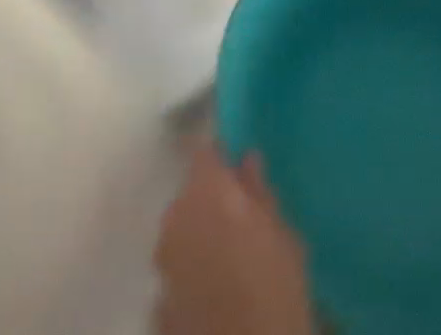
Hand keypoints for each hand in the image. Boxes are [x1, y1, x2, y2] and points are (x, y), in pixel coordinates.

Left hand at [154, 139, 315, 334]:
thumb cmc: (275, 289)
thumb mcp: (283, 238)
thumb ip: (260, 194)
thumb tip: (247, 160)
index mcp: (207, 192)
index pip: (203, 151)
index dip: (218, 154)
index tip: (234, 162)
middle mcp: (176, 214)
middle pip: (192, 192)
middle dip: (212, 199)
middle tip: (243, 221)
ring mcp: (162, 253)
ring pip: (182, 227)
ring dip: (200, 233)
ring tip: (231, 258)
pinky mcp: (157, 289)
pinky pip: (177, 263)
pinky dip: (192, 266)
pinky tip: (215, 285)